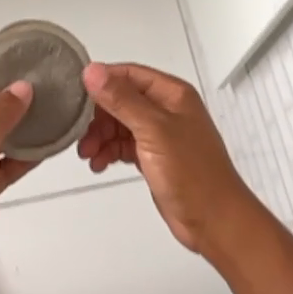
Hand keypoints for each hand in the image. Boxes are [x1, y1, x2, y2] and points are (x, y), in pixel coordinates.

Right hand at [76, 62, 259, 254]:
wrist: (214, 222)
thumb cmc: (192, 173)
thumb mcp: (153, 130)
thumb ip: (122, 100)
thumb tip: (93, 71)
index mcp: (172, 94)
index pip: (129, 75)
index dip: (103, 82)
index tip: (78, 96)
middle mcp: (166, 109)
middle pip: (122, 100)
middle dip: (99, 116)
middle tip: (82, 134)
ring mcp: (161, 134)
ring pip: (121, 124)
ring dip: (101, 135)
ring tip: (89, 154)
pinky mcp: (155, 156)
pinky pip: (125, 144)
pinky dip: (110, 151)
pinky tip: (99, 163)